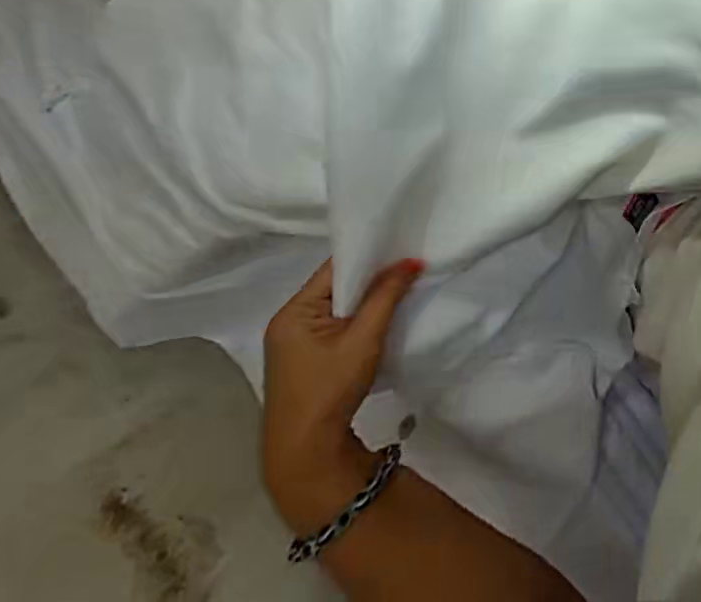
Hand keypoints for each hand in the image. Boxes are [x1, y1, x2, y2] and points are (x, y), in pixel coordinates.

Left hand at [261, 257, 423, 531]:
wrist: (307, 453)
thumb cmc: (331, 389)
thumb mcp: (364, 338)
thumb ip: (386, 296)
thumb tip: (411, 260)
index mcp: (293, 312)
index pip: (335, 269)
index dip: (368, 256)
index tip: (402, 247)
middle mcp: (288, 321)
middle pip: (336, 286)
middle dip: (372, 277)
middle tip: (408, 265)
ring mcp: (295, 342)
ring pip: (338, 306)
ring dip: (367, 299)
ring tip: (401, 286)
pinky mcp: (306, 359)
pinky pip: (336, 324)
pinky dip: (359, 318)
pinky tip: (382, 318)